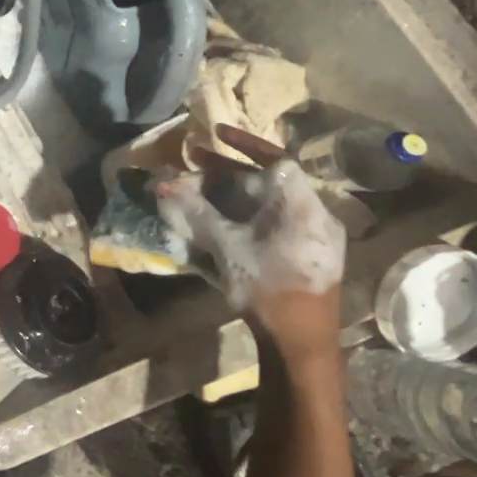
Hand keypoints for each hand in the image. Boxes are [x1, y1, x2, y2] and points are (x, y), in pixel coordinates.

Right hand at [155, 125, 346, 358]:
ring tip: (202, 187)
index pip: (276, 159)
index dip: (245, 142)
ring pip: (272, 201)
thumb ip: (195, 210)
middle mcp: (315, 215)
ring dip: (236, 191)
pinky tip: (223, 219)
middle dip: (230, 169)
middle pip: (270, 180)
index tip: (216, 133)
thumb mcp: (226, 246)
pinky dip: (248, 211)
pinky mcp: (310, 255)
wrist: (302, 344)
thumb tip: (161, 183)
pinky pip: (277, 219)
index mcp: (302, 206)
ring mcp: (315, 237)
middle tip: (195, 160)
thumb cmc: (268, 288)